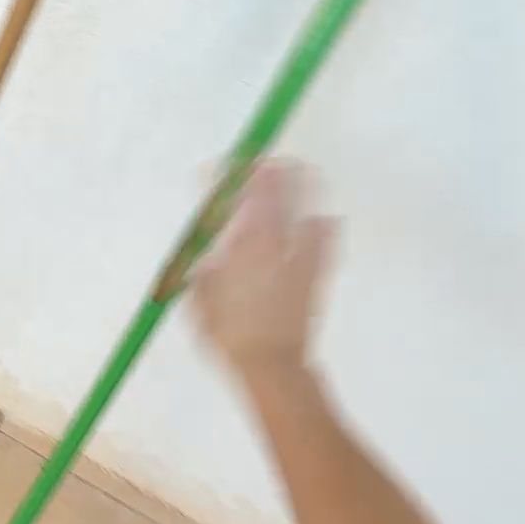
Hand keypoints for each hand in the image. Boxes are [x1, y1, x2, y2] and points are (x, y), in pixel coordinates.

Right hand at [192, 161, 336, 377]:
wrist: (272, 363)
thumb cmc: (227, 334)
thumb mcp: (200, 299)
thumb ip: (206, 272)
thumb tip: (212, 257)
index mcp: (240, 247)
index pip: (237, 199)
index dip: (231, 178)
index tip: (221, 168)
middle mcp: (271, 245)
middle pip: (274, 196)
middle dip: (267, 173)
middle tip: (261, 160)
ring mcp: (298, 258)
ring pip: (302, 210)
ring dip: (299, 188)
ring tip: (300, 170)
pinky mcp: (315, 275)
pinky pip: (324, 242)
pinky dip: (323, 227)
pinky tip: (323, 219)